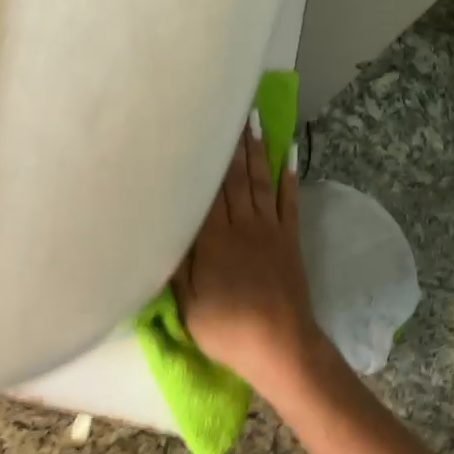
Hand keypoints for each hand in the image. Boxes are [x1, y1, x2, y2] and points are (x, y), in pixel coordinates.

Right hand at [173, 120, 325, 390]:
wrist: (281, 347)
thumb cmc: (227, 329)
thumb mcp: (187, 302)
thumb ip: (176, 262)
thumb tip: (163, 224)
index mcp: (212, 238)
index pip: (206, 189)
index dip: (203, 157)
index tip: (199, 126)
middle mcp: (241, 224)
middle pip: (234, 177)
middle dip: (230, 142)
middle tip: (230, 106)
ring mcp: (269, 230)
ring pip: (260, 181)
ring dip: (257, 149)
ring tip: (255, 119)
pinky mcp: (290, 241)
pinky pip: (289, 202)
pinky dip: (289, 178)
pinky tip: (289, 155)